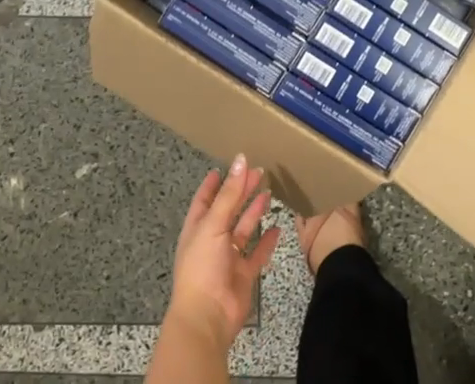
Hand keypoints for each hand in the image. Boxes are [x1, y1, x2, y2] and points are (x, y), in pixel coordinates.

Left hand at [166, 154, 280, 351]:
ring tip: (268, 192)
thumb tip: (240, 160)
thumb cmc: (203, 265)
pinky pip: (257, 254)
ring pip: (244, 230)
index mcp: (197, 227)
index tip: (227, 167)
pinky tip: (277, 228)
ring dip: (254, 212)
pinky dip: (267, 241)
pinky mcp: (244, 274)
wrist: (208, 315)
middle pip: (228, 210)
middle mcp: (212, 240)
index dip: (215, 183)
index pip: (205, 199)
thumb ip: (230, 194)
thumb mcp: (214, 224)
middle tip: (258, 172)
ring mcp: (229, 258)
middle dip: (241, 192)